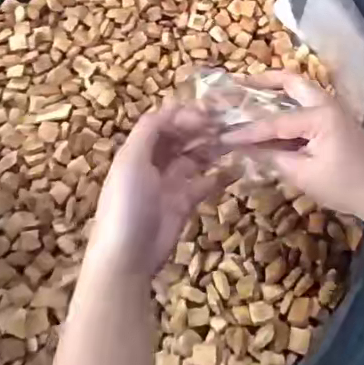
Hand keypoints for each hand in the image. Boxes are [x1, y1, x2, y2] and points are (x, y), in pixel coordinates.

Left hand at [85, 106, 225, 277]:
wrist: (126, 257)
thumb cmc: (126, 203)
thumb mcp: (131, 160)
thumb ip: (150, 130)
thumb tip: (176, 108)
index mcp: (139, 149)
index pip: (164, 121)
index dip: (185, 115)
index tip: (208, 116)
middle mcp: (155, 162)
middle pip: (181, 136)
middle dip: (202, 127)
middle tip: (228, 124)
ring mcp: (171, 183)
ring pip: (195, 156)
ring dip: (212, 146)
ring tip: (236, 140)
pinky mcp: (184, 203)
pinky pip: (205, 183)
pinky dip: (220, 175)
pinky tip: (237, 168)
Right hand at [219, 72, 363, 223]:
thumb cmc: (347, 186)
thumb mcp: (305, 176)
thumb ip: (273, 158)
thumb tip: (245, 149)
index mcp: (319, 116)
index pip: (274, 122)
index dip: (246, 131)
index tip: (221, 135)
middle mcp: (326, 104)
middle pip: (291, 82)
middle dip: (264, 80)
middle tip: (238, 85)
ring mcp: (332, 110)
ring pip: (299, 90)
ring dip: (275, 89)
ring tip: (249, 94)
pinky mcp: (334, 121)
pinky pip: (305, 104)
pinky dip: (286, 105)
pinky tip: (270, 116)